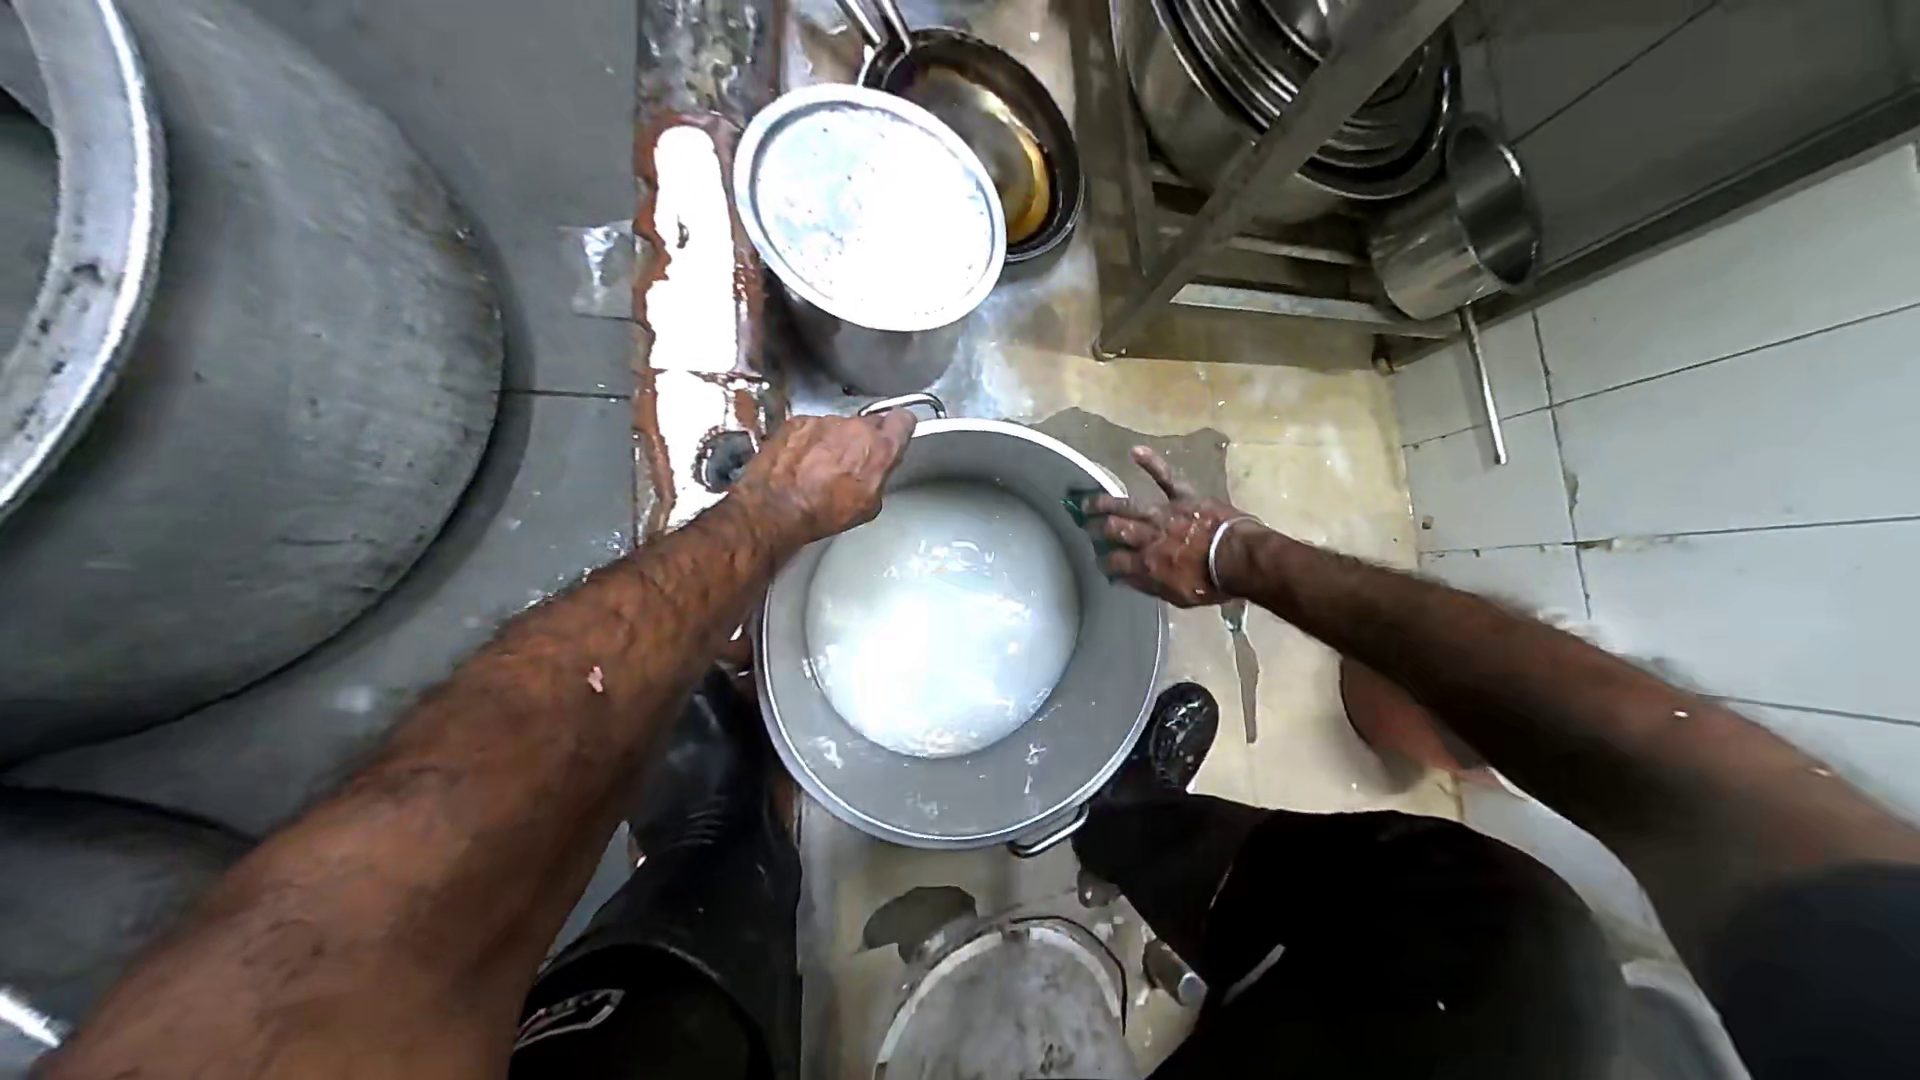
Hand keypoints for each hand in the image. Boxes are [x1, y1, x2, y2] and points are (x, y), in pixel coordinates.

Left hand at [730, 409, 916, 548]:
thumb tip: (876, 472)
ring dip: (833, 441)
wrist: (777, 507)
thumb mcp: (868, 506)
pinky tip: (801, 463)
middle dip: (863, 440)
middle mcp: (855, 427)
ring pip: (838, 426)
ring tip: (820, 468)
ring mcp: (825, 421)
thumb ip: (880, 477)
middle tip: (852, 463)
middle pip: (868, 424)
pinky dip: (808, 441)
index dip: (899, 428)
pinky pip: (811, 428)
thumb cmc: (823, 511)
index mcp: (880, 447)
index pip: (903, 420)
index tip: (894, 434)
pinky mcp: (798, 422)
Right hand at [1081, 446, 1257, 607]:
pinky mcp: (1183, 498)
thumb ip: (1148, 586)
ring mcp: (1164, 514)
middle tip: (1088, 528)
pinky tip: (1135, 451)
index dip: (1103, 562)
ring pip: (1126, 506)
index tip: (1100, 562)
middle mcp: (1147, 536)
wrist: (1240, 559)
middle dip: (1097, 529)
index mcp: (1145, 563)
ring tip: (1088, 502)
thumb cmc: (1211, 583)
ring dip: (1104, 503)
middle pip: (1113, 529)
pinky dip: (1151, 463)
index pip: (1113, 561)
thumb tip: (1124, 578)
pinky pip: (1165, 477)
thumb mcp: (1176, 596)